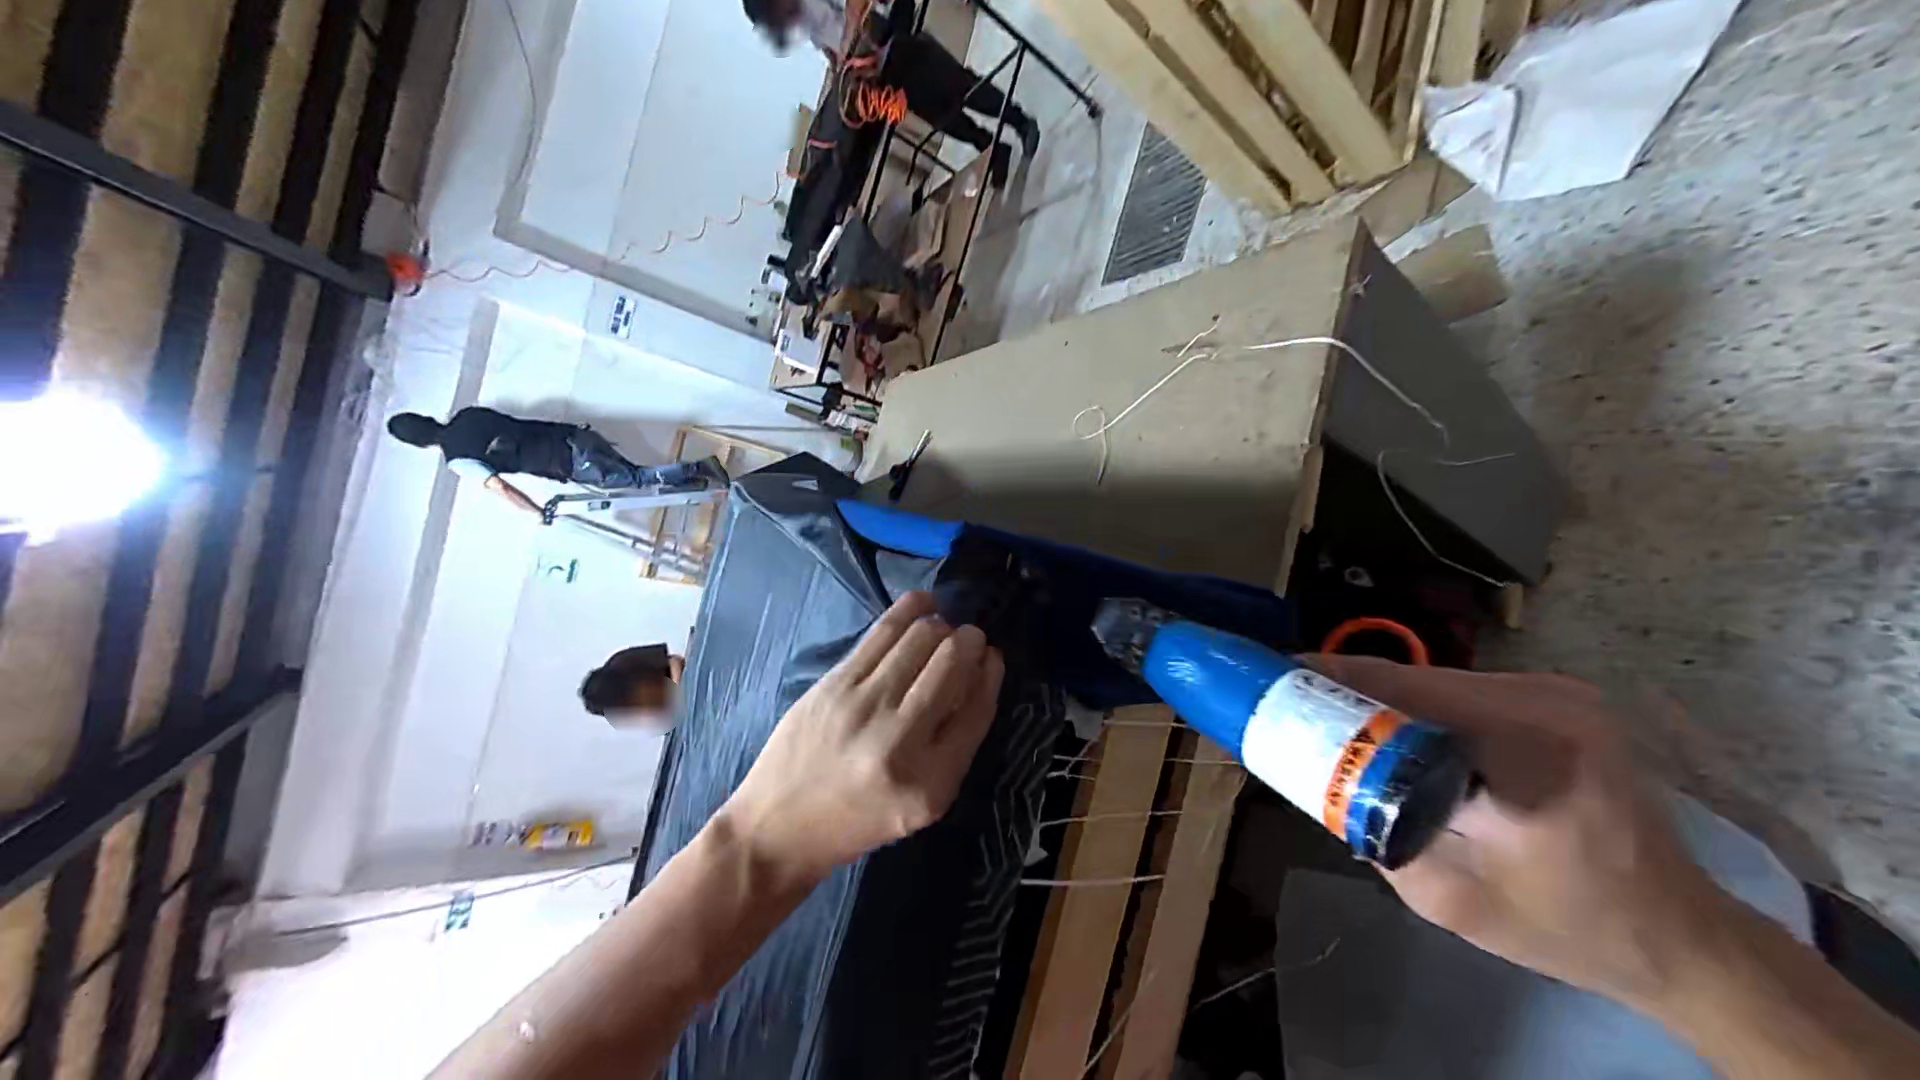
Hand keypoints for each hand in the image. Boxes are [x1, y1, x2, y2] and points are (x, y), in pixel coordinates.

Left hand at [719, 591, 1004, 883]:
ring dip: (942, 625)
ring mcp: (863, 706)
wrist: (780, 827)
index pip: (978, 709)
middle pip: (951, 665)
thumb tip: (976, 678)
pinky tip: (924, 603)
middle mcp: (901, 740)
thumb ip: (954, 747)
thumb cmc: (858, 821)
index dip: (991, 673)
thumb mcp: (923, 804)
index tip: (992, 657)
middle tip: (971, 638)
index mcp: (932, 782)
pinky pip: (882, 633)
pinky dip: (910, 610)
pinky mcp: (835, 684)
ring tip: (944, 626)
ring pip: (920, 639)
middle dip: (970, 641)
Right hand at [1309, 655, 1732, 1009]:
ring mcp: (1560, 694)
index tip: (1274, 681)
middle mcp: (1549, 700)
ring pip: (1434, 680)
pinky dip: (1416, 708)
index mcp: (1531, 746)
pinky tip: (1393, 734)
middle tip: (1294, 709)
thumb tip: (1314, 773)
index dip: (1331, 678)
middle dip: (1347, 691)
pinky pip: (1461, 692)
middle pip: (1413, 678)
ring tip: (1331, 722)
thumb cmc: (1564, 925)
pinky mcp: (1558, 701)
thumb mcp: (1445, 892)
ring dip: (1381, 700)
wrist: (1683, 938)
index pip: (1403, 687)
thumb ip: (1370, 823)